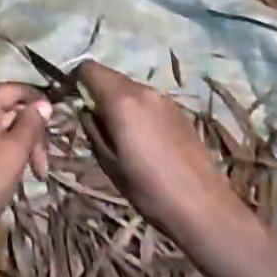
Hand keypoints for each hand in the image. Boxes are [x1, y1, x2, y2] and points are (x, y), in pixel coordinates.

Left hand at [0, 84, 50, 276]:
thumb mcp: (15, 150)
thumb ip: (31, 123)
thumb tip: (44, 103)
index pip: (14, 89)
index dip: (39, 102)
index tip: (58, 123)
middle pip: (9, 109)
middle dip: (31, 133)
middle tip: (44, 164)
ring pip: (2, 125)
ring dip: (22, 145)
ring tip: (36, 173)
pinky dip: (8, 149)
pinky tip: (18, 170)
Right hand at [75, 61, 249, 239]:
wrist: (203, 207)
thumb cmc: (147, 188)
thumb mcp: (107, 161)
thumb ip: (92, 128)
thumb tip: (85, 110)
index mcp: (121, 100)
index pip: (89, 68)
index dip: (76, 80)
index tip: (73, 101)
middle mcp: (143, 91)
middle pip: (110, 76)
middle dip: (97, 91)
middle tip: (96, 120)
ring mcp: (165, 99)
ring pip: (130, 87)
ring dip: (119, 101)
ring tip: (121, 132)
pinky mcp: (180, 111)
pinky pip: (149, 100)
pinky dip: (138, 109)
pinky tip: (145, 139)